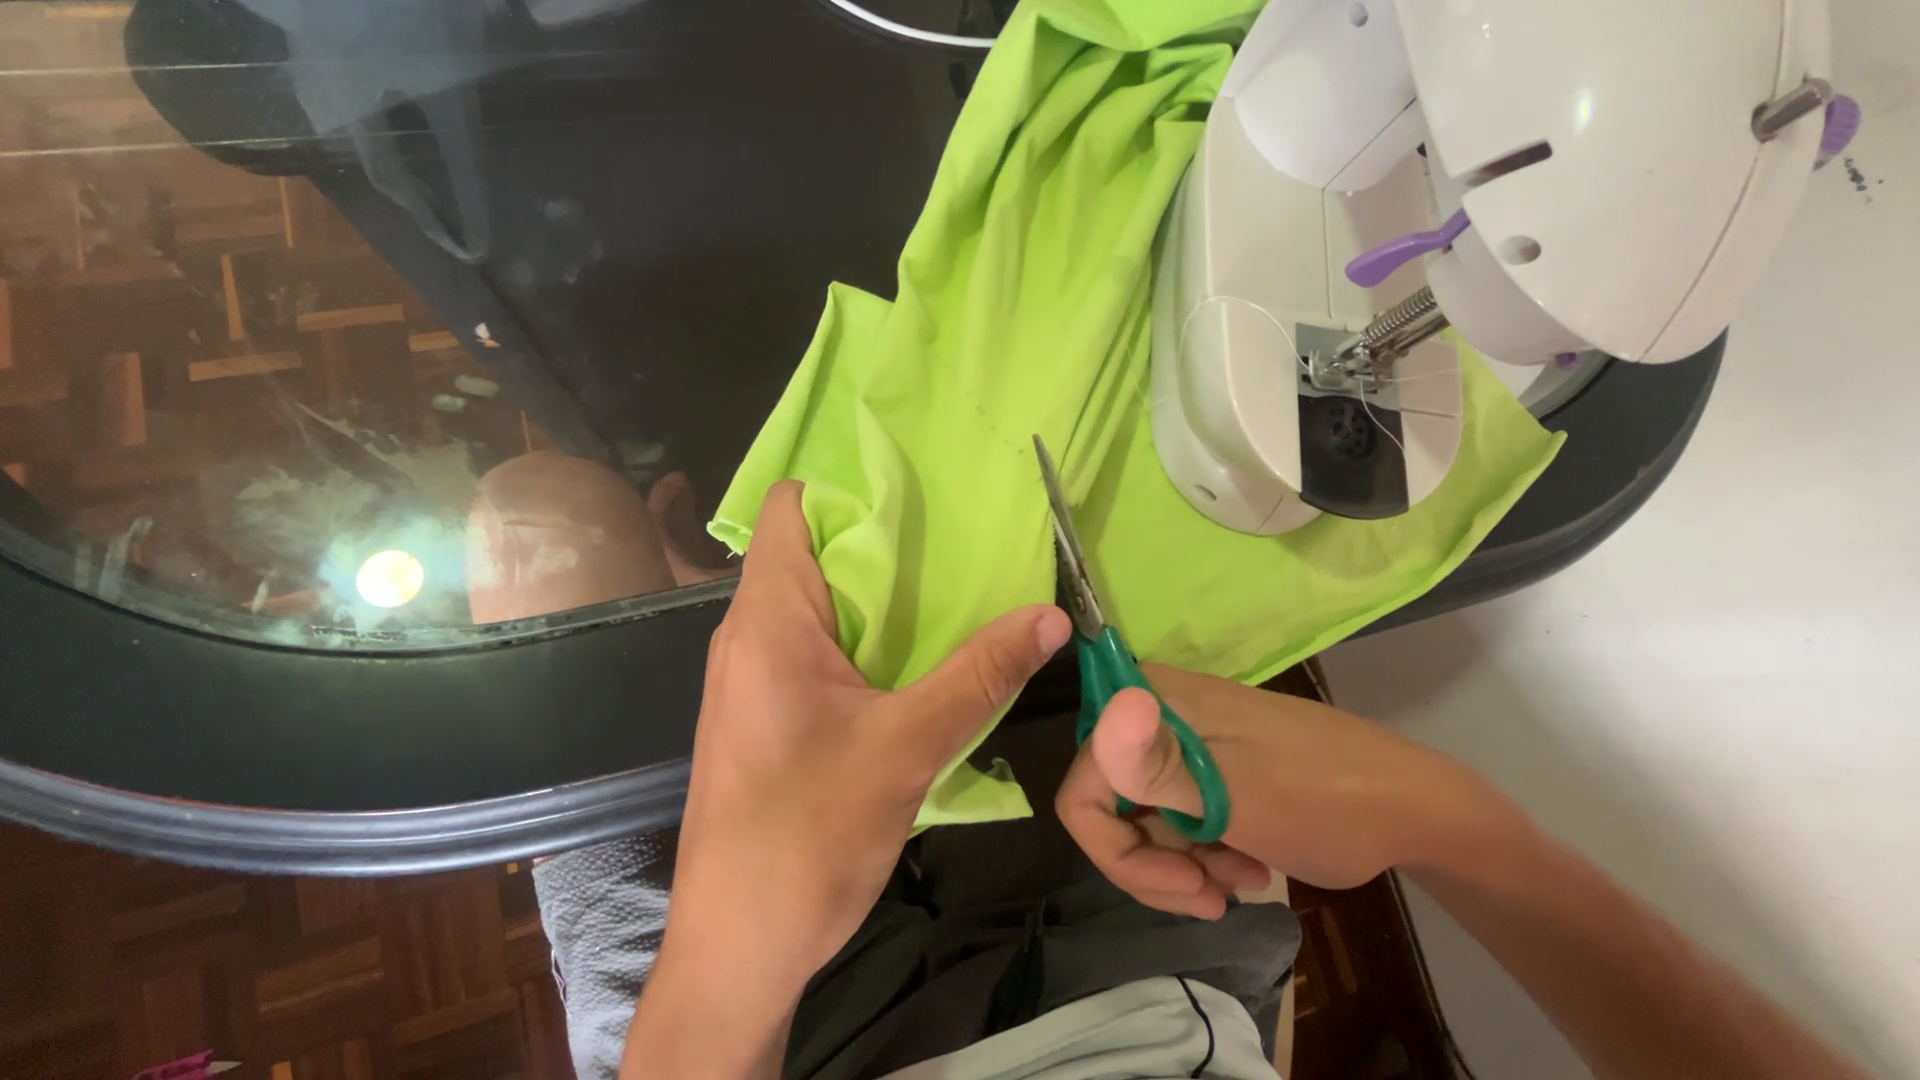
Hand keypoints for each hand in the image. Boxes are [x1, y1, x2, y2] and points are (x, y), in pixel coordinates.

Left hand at [662, 480, 1071, 996]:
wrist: (739, 946)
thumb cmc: (807, 836)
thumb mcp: (907, 747)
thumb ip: (980, 674)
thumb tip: (1051, 615)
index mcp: (768, 621)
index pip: (793, 510)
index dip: (850, 491)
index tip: (922, 495)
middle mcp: (749, 637)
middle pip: (814, 556)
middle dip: (885, 546)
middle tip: (963, 545)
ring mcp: (753, 680)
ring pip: (820, 609)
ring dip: (881, 603)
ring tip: (955, 597)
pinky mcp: (766, 718)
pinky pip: (816, 654)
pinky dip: (865, 646)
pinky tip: (919, 666)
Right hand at [1056, 665, 1514, 917]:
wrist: (1412, 807)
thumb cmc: (1321, 799)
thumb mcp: (1235, 794)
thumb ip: (1160, 763)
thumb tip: (1110, 705)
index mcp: (1148, 701)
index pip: (1084, 788)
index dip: (1117, 850)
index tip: (1179, 886)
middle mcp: (1153, 711)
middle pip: (1110, 807)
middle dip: (1156, 862)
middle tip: (1212, 894)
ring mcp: (1181, 738)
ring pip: (1143, 820)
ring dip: (1184, 863)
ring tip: (1242, 879)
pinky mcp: (1208, 763)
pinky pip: (1175, 817)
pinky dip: (1202, 851)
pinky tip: (1248, 866)